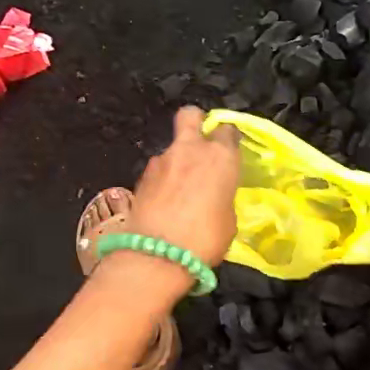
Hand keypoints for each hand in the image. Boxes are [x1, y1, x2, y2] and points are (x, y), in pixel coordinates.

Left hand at [123, 107, 240, 266]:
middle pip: (190, 115)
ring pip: (171, 147)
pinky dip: (162, 179)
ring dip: (176, 160)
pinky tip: (164, 201)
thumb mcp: (228, 220)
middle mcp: (190, 149)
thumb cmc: (205, 239)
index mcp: (220, 157)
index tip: (229, 151)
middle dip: (195, 122)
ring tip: (179, 189)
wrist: (156, 255)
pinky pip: (158, 170)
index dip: (227, 139)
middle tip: (199, 143)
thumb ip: (221, 196)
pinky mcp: (141, 176)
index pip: (227, 130)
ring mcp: (161, 160)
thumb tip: (213, 195)